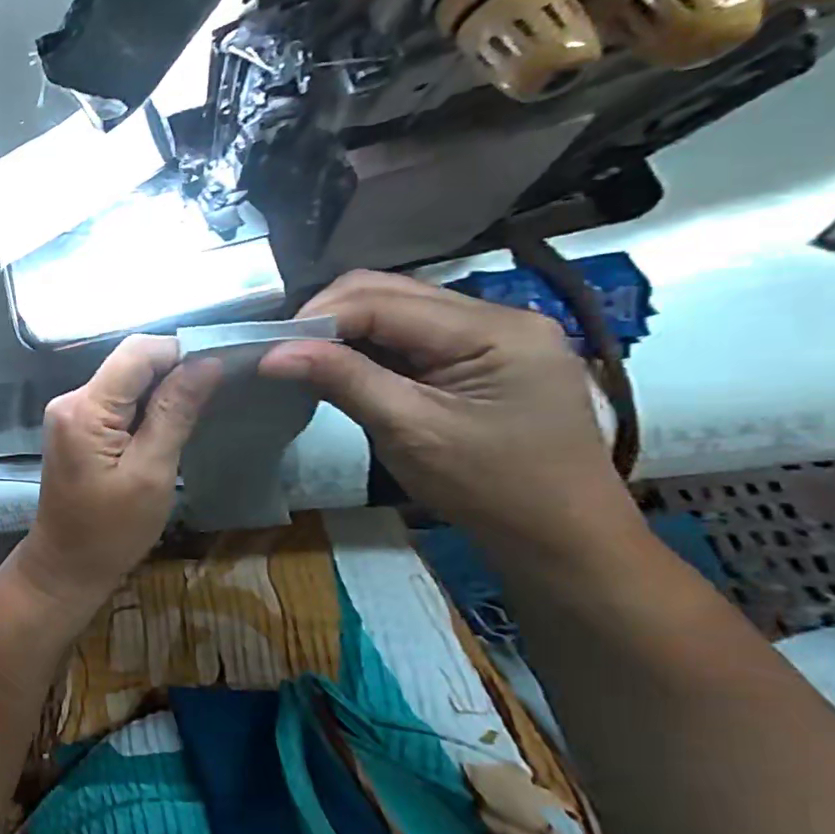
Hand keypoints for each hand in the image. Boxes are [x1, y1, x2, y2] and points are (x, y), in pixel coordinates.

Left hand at [17, 335, 223, 604]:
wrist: (67, 564)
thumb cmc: (111, 530)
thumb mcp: (152, 472)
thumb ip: (175, 413)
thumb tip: (207, 363)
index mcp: (84, 409)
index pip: (136, 353)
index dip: (180, 350)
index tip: (223, 364)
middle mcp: (71, 399)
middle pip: (129, 362)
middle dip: (175, 368)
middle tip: (221, 385)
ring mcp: (70, 412)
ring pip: (125, 380)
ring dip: (163, 387)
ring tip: (204, 402)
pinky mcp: (76, 425)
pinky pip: (116, 400)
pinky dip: (146, 404)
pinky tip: (173, 419)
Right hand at [258, 270, 626, 540]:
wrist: (564, 541)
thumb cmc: (492, 489)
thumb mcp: (410, 431)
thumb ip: (343, 379)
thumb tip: (271, 353)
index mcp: (495, 330)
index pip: (383, 301)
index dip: (319, 317)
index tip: (270, 348)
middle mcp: (498, 316)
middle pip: (389, 291)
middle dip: (328, 315)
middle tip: (286, 352)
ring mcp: (494, 333)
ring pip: (396, 306)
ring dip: (345, 328)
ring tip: (307, 359)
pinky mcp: (482, 354)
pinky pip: (410, 331)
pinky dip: (369, 343)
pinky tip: (344, 366)